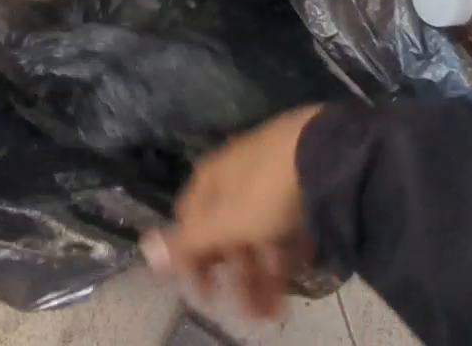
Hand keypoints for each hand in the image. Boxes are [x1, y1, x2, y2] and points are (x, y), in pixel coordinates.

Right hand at [143, 104, 325, 320]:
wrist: (328, 155)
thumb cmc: (265, 191)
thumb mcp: (224, 222)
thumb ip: (187, 241)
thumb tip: (144, 248)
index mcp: (210, 178)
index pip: (189, 219)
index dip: (192, 258)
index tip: (204, 295)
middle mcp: (235, 174)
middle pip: (226, 231)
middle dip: (233, 276)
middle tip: (247, 316)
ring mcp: (270, 177)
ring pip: (258, 232)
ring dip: (261, 276)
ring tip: (274, 315)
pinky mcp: (301, 184)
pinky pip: (285, 227)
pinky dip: (285, 257)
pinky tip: (297, 282)